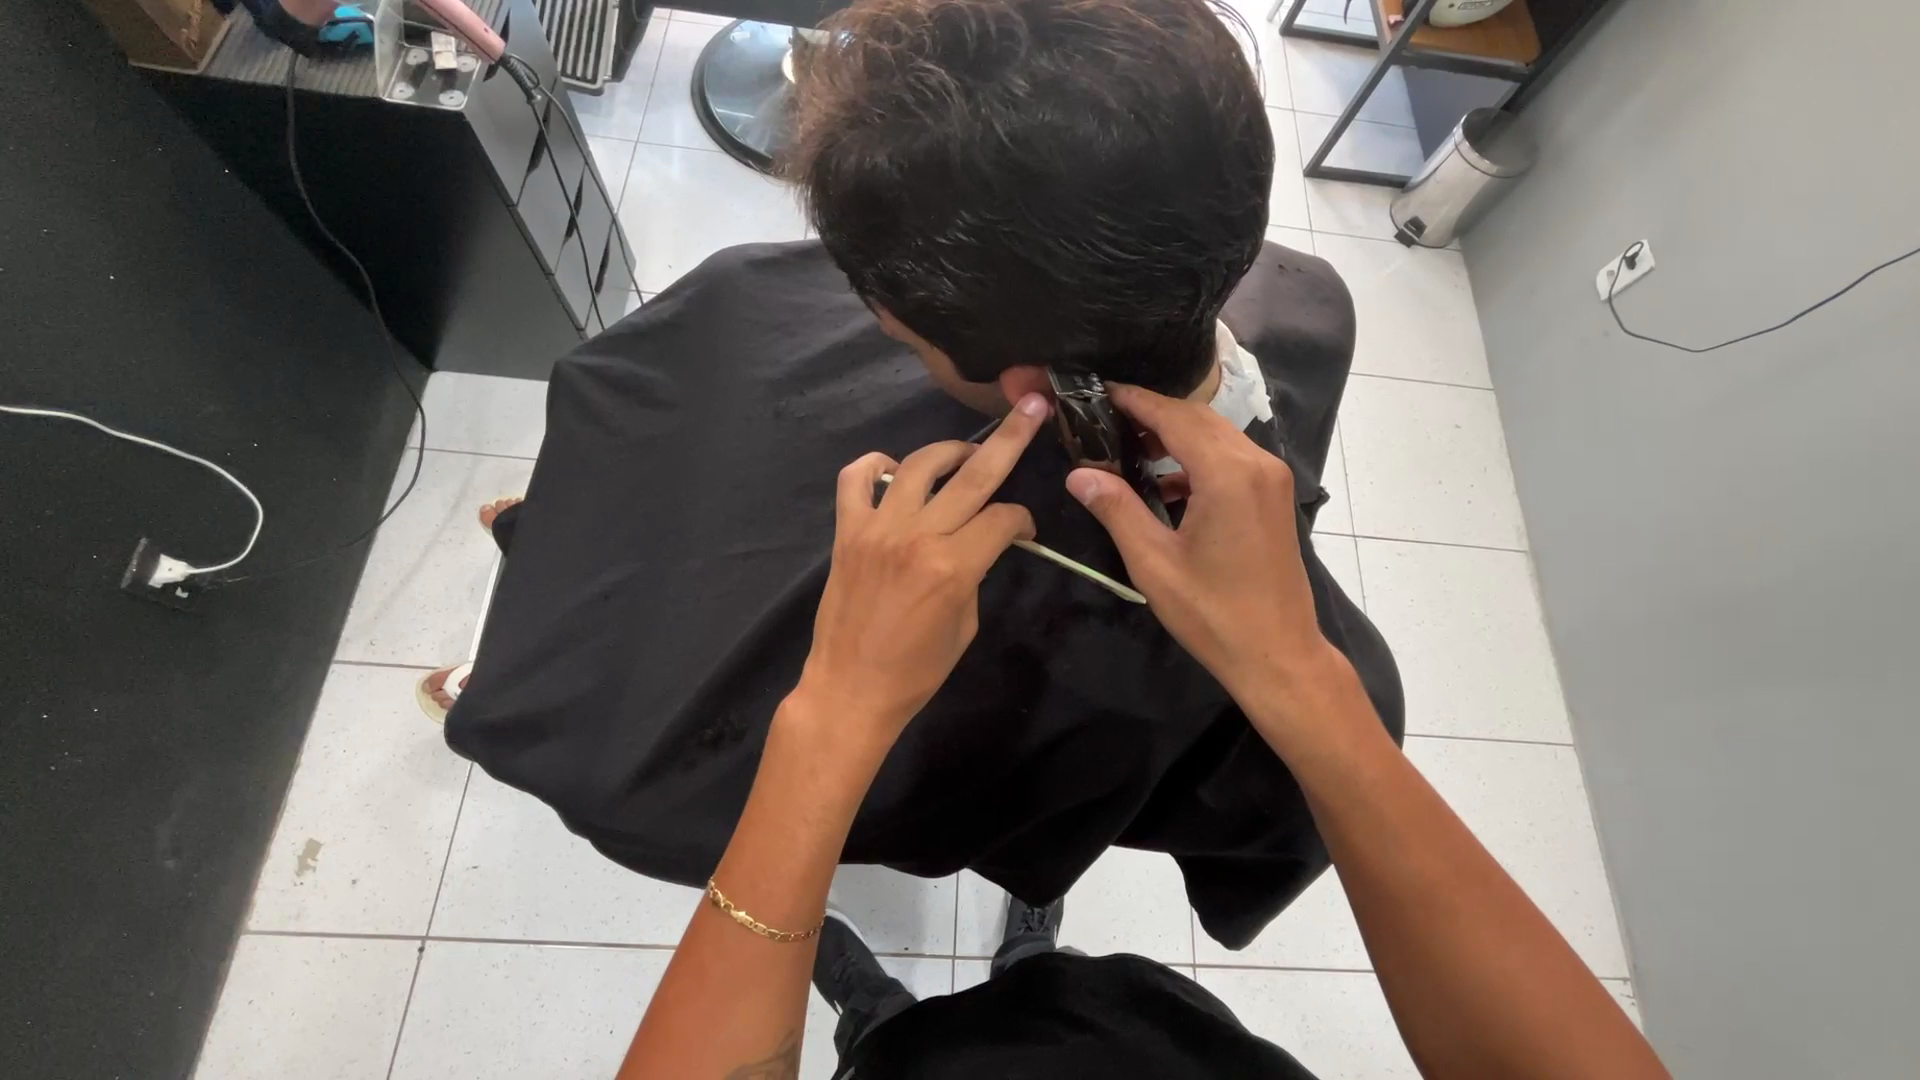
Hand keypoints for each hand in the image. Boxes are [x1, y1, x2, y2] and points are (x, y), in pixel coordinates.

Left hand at [795, 394, 1050, 753]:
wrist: (850, 690)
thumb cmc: (916, 671)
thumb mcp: (966, 624)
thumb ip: (975, 573)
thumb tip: (980, 543)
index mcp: (954, 565)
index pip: (1003, 518)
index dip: (1023, 521)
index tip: (1025, 531)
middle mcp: (918, 535)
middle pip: (974, 474)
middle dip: (1010, 439)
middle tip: (1030, 409)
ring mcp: (877, 528)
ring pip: (920, 465)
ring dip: (949, 451)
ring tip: (965, 454)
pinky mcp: (847, 531)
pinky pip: (856, 479)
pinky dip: (876, 465)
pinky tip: (894, 470)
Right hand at [1064, 385, 1341, 714]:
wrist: (1278, 654)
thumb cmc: (1212, 613)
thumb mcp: (1153, 563)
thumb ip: (1116, 509)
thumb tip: (1079, 473)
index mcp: (1227, 474)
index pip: (1175, 416)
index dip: (1135, 400)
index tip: (1099, 391)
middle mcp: (1256, 464)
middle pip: (1198, 418)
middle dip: (1153, 412)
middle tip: (1106, 417)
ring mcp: (1271, 479)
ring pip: (1216, 435)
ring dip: (1175, 434)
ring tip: (1128, 445)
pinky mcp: (1274, 496)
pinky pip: (1230, 459)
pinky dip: (1196, 458)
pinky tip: (1164, 482)